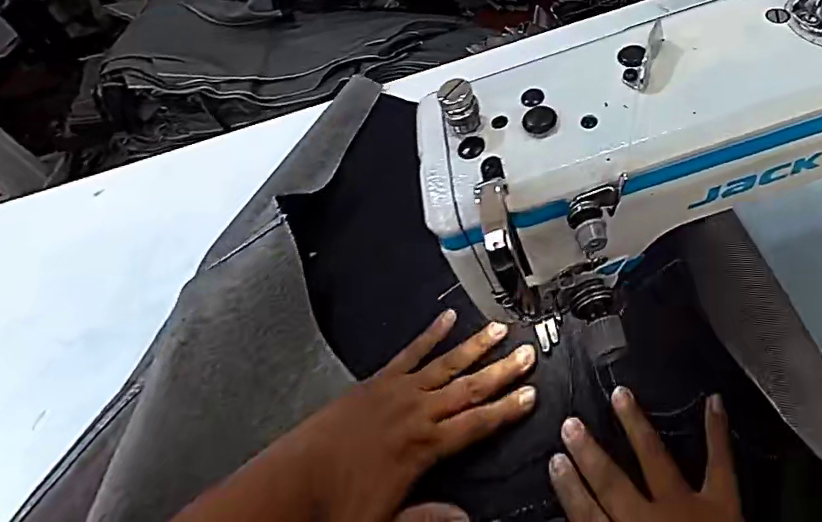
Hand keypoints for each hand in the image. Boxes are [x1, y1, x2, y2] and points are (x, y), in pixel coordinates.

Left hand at [297, 308, 538, 520]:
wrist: (291, 486)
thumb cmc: (336, 509)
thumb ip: (429, 518)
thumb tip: (466, 519)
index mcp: (423, 447)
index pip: (477, 424)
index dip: (507, 409)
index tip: (529, 394)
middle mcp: (416, 412)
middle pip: (470, 387)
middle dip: (502, 370)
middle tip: (527, 353)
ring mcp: (398, 391)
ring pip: (447, 363)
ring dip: (475, 346)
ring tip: (498, 329)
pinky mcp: (378, 381)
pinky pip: (411, 352)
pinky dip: (431, 334)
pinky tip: (446, 319)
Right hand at [549, 387, 740, 521]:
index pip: (588, 518)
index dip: (571, 490)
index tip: (556, 463)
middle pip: (612, 482)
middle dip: (589, 453)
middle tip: (572, 423)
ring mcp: (686, 508)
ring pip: (654, 458)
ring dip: (635, 425)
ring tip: (621, 395)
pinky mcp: (722, 504)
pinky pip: (719, 462)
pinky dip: (717, 430)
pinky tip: (714, 401)